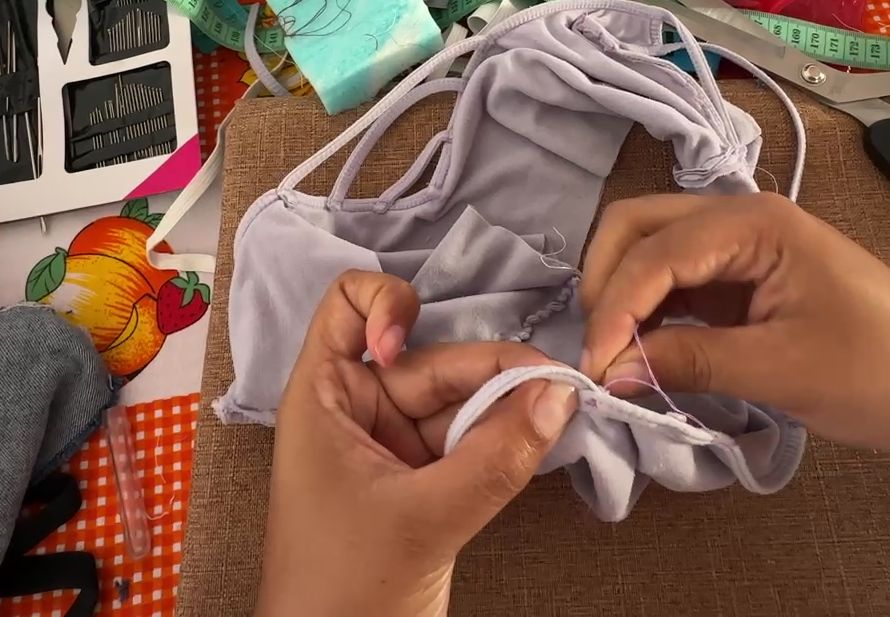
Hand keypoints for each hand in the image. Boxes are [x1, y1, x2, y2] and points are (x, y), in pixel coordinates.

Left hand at [257, 271, 579, 616]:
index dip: (386, 305)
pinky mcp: (427, 471)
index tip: (406, 347)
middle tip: (559, 386)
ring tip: (563, 407)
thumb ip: (494, 459)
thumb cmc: (346, 595)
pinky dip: (507, 432)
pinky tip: (544, 431)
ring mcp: (396, 437)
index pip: (349, 303)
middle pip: (432, 356)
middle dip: (492, 369)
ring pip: (462, 395)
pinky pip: (473, 433)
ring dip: (509, 402)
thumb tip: (558, 396)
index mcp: (326, 394)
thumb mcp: (421, 522)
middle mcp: (361, 403)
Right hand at [578, 192, 889, 450]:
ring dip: (619, 295)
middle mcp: (734, 217)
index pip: (659, 250)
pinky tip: (638, 349)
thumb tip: (611, 371)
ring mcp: (731, 245)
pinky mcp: (730, 277)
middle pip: (638, 226)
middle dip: (606, 283)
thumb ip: (692, 362)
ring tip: (611, 356)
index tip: (594, 367)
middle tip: (597, 352)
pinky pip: (668, 282)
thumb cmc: (882, 371)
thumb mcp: (786, 371)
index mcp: (754, 222)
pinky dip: (643, 311)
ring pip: (645, 248)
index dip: (617, 306)